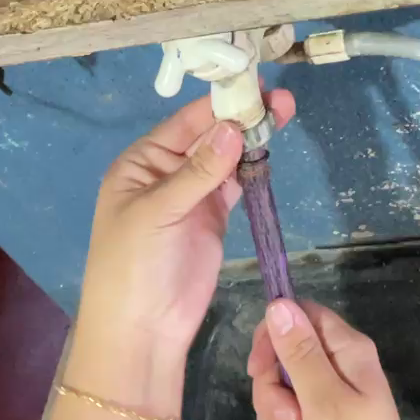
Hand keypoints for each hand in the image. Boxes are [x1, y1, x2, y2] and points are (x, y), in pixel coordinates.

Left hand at [78, 90, 295, 354]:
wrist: (143, 332)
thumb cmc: (134, 266)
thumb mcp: (158, 213)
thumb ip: (197, 172)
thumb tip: (233, 128)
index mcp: (142, 161)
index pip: (186, 122)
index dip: (220, 103)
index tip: (255, 87)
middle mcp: (168, 170)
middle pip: (210, 134)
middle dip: (243, 116)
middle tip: (282, 99)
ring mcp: (193, 192)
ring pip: (227, 155)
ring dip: (253, 136)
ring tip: (285, 114)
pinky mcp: (214, 214)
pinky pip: (236, 180)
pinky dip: (253, 165)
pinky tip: (270, 149)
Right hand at [249, 299, 419, 419]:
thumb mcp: (327, 402)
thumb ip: (301, 353)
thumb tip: (278, 302)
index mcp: (347, 353)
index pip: (301, 316)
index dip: (274, 335)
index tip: (257, 367)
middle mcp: (334, 375)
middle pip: (280, 366)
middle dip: (277, 402)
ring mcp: (321, 412)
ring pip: (274, 408)